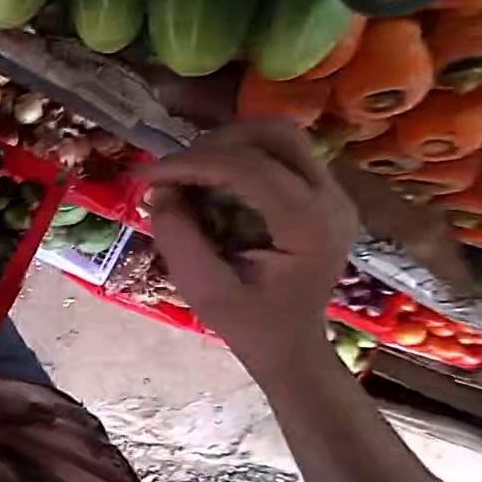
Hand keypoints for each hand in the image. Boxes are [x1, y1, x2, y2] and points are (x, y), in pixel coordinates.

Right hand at [139, 121, 358, 369]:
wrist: (292, 348)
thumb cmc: (251, 326)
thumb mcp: (205, 292)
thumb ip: (179, 239)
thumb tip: (161, 191)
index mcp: (309, 227)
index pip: (249, 167)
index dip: (192, 163)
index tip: (148, 175)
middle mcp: (332, 200)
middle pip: (276, 134)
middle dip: (216, 143)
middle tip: (176, 171)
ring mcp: (333, 194)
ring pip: (280, 136)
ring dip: (229, 144)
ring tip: (193, 174)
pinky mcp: (323, 194)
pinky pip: (281, 154)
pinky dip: (241, 157)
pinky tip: (215, 184)